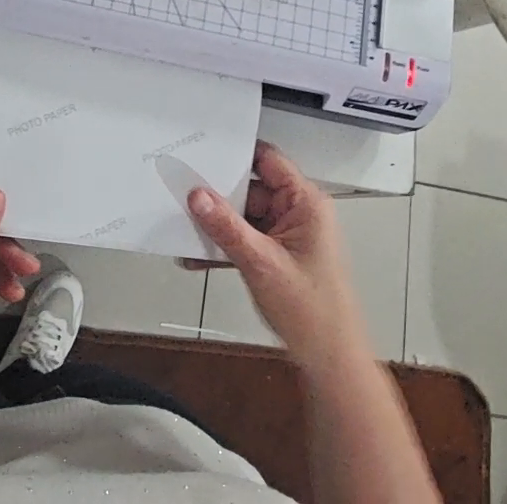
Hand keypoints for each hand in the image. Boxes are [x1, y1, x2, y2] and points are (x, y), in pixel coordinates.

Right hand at [186, 142, 363, 367]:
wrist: (329, 359)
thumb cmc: (309, 308)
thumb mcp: (262, 262)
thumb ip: (226, 227)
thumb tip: (195, 194)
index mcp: (305, 202)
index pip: (268, 160)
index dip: (236, 152)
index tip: (201, 148)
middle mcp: (297, 211)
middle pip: (250, 189)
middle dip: (216, 193)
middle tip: (177, 188)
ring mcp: (286, 234)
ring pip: (243, 217)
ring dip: (215, 224)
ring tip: (178, 223)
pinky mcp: (276, 255)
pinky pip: (244, 240)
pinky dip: (223, 247)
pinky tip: (191, 257)